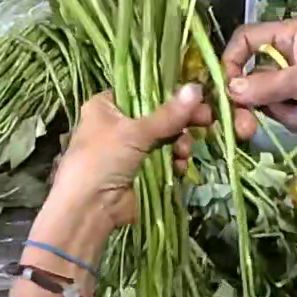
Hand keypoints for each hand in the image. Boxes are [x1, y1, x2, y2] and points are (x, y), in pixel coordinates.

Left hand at [46, 86, 212, 228]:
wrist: (89, 208)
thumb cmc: (102, 159)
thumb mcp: (134, 132)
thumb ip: (168, 114)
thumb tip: (197, 88)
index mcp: (106, 106)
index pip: (141, 89)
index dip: (168, 92)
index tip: (195, 94)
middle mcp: (118, 124)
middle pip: (158, 114)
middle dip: (182, 120)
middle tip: (207, 119)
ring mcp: (131, 148)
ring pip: (165, 137)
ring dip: (179, 143)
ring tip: (184, 151)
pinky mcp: (142, 170)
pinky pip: (165, 159)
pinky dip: (175, 161)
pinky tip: (180, 165)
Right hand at [221, 17, 296, 142]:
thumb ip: (265, 85)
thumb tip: (228, 89)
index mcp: (292, 35)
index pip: (246, 40)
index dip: (231, 62)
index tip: (226, 89)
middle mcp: (294, 55)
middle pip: (254, 78)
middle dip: (254, 103)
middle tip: (245, 128)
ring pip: (271, 102)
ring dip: (288, 114)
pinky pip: (290, 116)